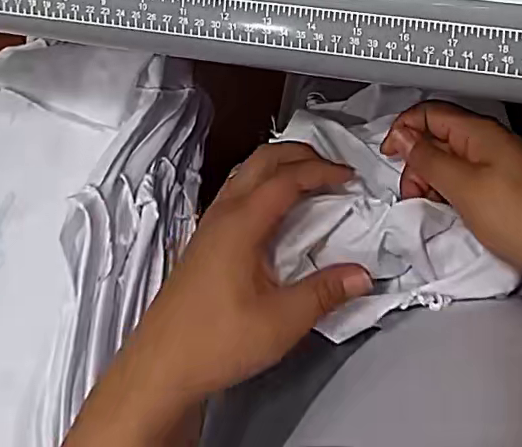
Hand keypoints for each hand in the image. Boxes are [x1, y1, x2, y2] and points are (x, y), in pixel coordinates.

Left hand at [66, 142, 371, 445]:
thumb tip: (362, 275)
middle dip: (301, 154)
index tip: (349, 176)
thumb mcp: (280, 323)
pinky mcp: (206, 236)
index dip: (321, 171)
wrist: (160, 367)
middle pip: (264, 159)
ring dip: (281, 163)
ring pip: (248, 169)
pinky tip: (277, 205)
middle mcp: (224, 211)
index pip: (287, 178)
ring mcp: (211, 221)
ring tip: (310, 178)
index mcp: (242, 222)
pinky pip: (239, 187)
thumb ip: (324, 293)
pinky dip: (265, 179)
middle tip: (332, 168)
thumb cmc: (216, 342)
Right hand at [381, 101, 521, 294]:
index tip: (390, 154)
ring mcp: (499, 164)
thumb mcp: (463, 187)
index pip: (428, 113)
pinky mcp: (505, 187)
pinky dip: (452, 193)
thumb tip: (404, 138)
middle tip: (414, 191)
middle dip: (418, 162)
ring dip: (433, 180)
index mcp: (479, 131)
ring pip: (451, 160)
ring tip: (435, 206)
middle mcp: (489, 141)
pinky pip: (467, 180)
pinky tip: (453, 213)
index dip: (404, 129)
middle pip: (438, 137)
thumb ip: (428, 159)